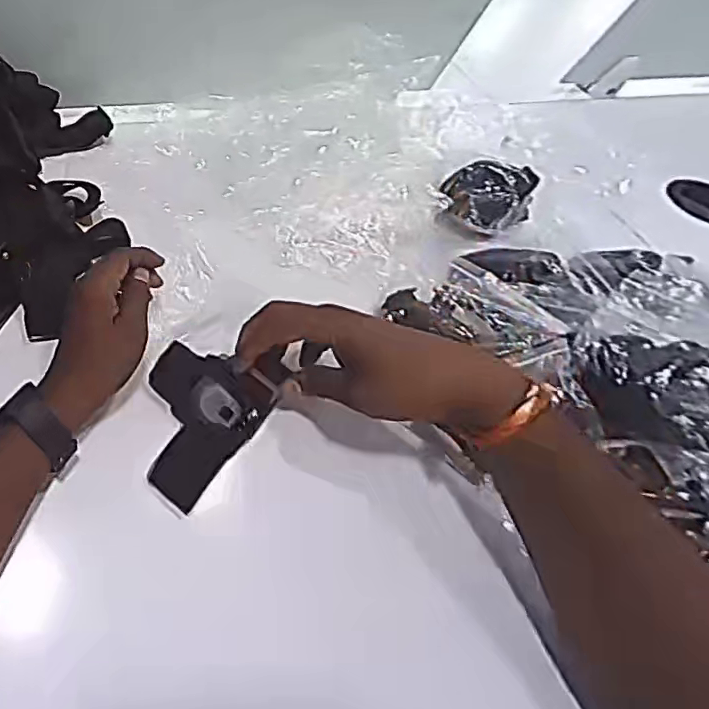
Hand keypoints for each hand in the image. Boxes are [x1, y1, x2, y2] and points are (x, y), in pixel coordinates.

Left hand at [40, 247, 164, 431]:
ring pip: (105, 277)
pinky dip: (116, 291)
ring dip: (127, 279)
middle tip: (155, 277)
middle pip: (110, 263)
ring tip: (147, 291)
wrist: (75, 387)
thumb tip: (141, 276)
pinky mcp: (77, 313)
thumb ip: (138, 295)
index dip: (142, 256)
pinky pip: (98, 291)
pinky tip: (130, 305)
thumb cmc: (99, 365)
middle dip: (136, 266)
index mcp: (94, 288)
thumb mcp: (132, 327)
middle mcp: (81, 290)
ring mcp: (77, 301)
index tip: (157, 262)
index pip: (119, 256)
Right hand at [234, 302, 529, 431]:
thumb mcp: (358, 393)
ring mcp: (349, 322)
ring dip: (275, 340)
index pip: (276, 322)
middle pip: (280, 314)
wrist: (467, 383)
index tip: (241, 364)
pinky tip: (302, 367)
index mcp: (332, 325)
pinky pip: (314, 330)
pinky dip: (296, 344)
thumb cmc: (417, 384)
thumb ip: (316, 384)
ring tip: (269, 368)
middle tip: (244, 362)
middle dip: (256, 336)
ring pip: (296, 321)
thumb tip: (290, 382)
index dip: (252, 341)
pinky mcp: (360, 333)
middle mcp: (337, 316)